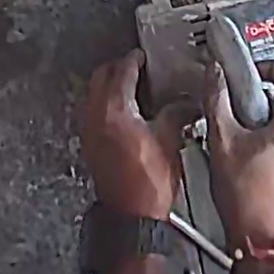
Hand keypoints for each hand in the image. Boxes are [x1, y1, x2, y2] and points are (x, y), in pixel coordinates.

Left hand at [78, 50, 194, 220]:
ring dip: (108, 84)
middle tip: (135, 66)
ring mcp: (89, 130)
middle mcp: (96, 116)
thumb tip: (185, 103)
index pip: (121, 71)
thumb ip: (176, 113)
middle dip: (117, 68)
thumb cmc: (149, 184)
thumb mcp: (169, 139)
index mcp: (115, 110)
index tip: (142, 57)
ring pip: (93, 93)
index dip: (134, 60)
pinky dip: (104, 103)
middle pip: (101, 77)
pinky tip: (122, 112)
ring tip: (129, 86)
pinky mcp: (89, 144)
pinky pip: (92, 111)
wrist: (132, 217)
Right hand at [204, 60, 273, 246]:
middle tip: (235, 102)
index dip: (270, 67)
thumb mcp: (221, 140)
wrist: (259, 241)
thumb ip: (216, 99)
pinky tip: (244, 151)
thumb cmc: (244, 195)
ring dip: (261, 117)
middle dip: (259, 95)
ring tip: (236, 130)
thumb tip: (215, 72)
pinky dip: (267, 136)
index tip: (250, 72)